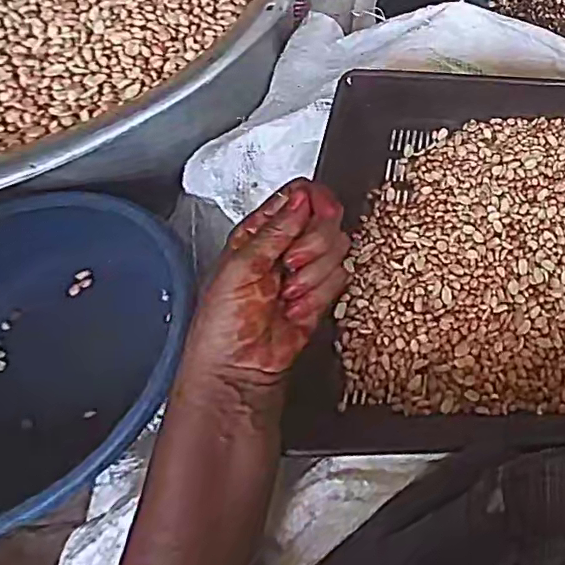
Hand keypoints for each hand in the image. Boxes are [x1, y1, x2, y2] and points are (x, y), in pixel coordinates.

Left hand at [179, 178, 348, 389]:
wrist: (240, 368)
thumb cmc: (222, 325)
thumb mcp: (239, 269)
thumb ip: (274, 231)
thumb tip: (301, 199)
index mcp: (260, 231)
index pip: (299, 197)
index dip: (314, 199)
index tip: (317, 210)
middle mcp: (287, 245)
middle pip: (326, 218)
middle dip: (313, 243)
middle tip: (290, 263)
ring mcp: (308, 267)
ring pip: (338, 248)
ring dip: (313, 274)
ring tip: (286, 293)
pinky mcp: (324, 290)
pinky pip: (341, 276)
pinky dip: (320, 294)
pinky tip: (296, 307)